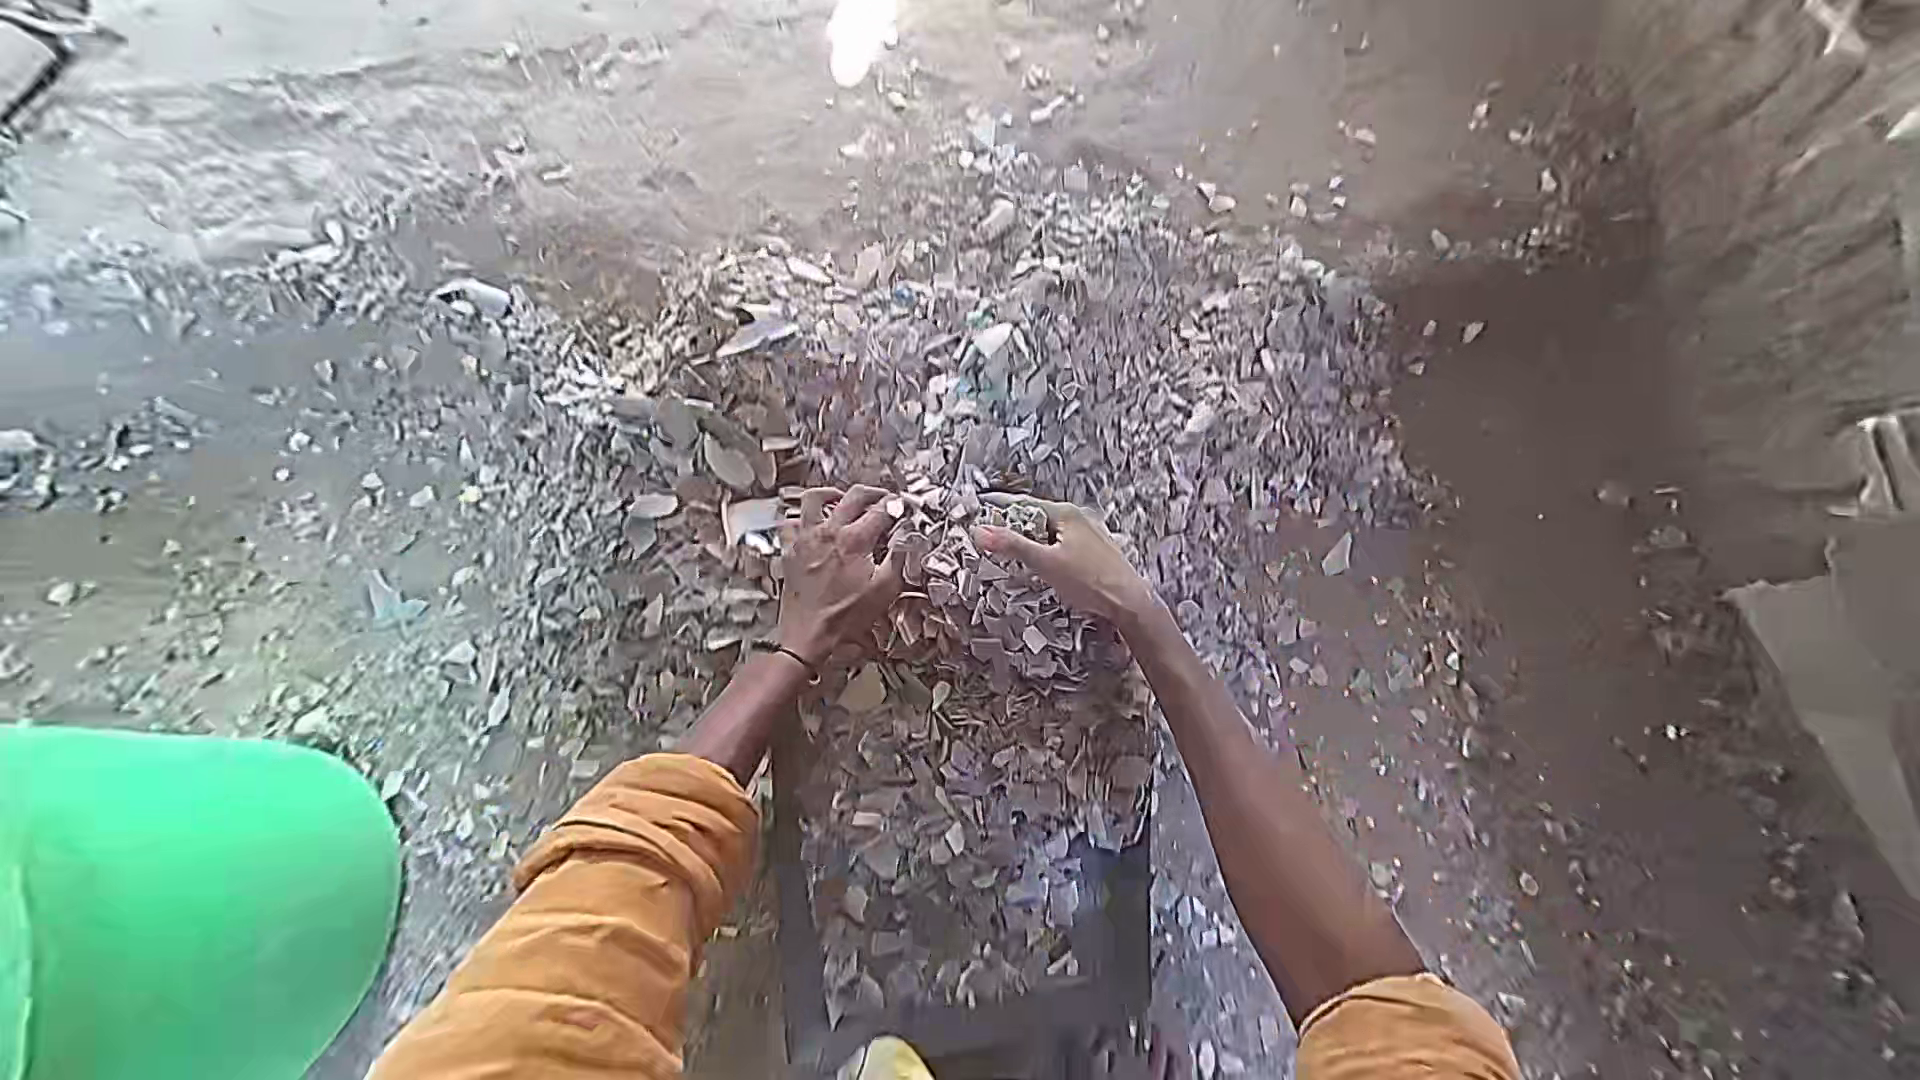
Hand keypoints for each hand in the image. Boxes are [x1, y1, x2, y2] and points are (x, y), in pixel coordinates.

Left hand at [777, 485, 906, 664]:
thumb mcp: (885, 589)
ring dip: (833, 494)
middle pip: (853, 495)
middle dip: (874, 493)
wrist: (809, 634)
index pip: (882, 509)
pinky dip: (804, 517)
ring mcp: (806, 539)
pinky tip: (814, 523)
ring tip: (844, 499)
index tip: (904, 509)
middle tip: (883, 500)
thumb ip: (900, 558)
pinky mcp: (791, 550)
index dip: (898, 506)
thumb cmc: (844, 616)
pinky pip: (792, 521)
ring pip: (815, 498)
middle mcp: (828, 532)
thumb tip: (908, 538)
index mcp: (854, 540)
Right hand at [972, 494, 1155, 624]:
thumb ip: (1012, 546)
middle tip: (992, 539)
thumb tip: (982, 532)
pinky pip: (1058, 545)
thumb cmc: (1092, 581)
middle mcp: (1077, 519)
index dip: (1000, 506)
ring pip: (1047, 533)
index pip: (1023, 504)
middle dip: (1013, 528)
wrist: (1128, 603)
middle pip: (1035, 518)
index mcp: (1066, 514)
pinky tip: (1041, 567)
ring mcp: (1085, 535)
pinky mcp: (1089, 551)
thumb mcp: (1045, 563)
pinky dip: (1044, 552)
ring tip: (1013, 555)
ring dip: (1029, 542)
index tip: (981, 505)